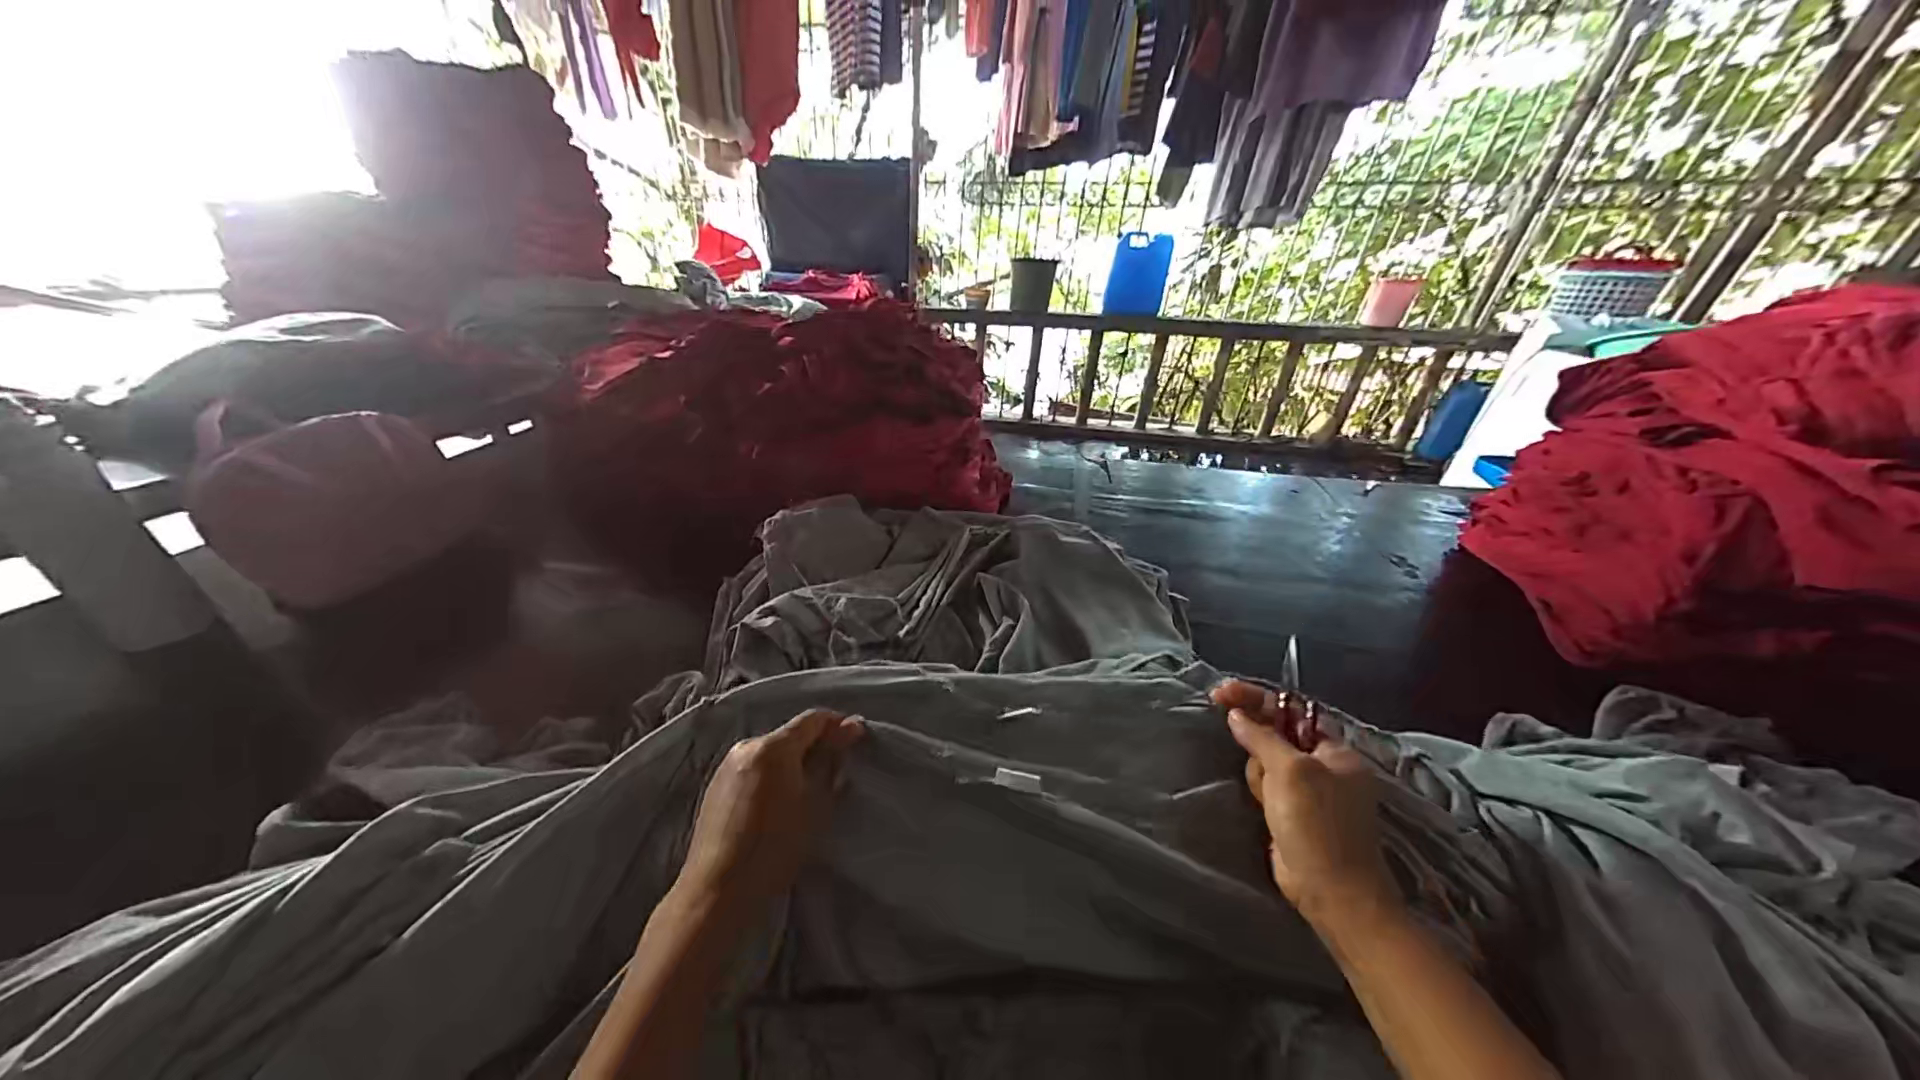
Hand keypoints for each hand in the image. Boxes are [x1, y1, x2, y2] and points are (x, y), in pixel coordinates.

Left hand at [673, 708, 863, 921]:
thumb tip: (850, 728)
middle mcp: (746, 746)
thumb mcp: (816, 803)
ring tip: (807, 790)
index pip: (813, 719)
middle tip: (836, 771)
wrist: (719, 891)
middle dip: (815, 746)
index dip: (838, 725)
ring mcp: (727, 766)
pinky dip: (772, 776)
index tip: (856, 740)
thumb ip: (831, 761)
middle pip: (790, 735)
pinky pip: (754, 768)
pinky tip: (778, 803)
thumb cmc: (776, 847)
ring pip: (771, 752)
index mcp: (773, 746)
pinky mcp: (715, 787)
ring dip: (792, 762)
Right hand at [1211, 680, 1397, 921]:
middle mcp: (1324, 768)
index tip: (1221, 693)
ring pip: (1265, 764)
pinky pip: (1265, 788)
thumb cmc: (1318, 825)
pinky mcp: (1291, 814)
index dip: (1255, 698)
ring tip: (1269, 803)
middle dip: (1259, 749)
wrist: (1333, 893)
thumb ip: (1262, 737)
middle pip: (1274, 736)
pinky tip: (1263, 808)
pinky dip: (1259, 791)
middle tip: (1264, 775)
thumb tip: (1237, 715)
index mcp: (1335, 752)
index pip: (1290, 710)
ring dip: (1259, 777)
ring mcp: (1308, 793)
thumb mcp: (1291, 772)